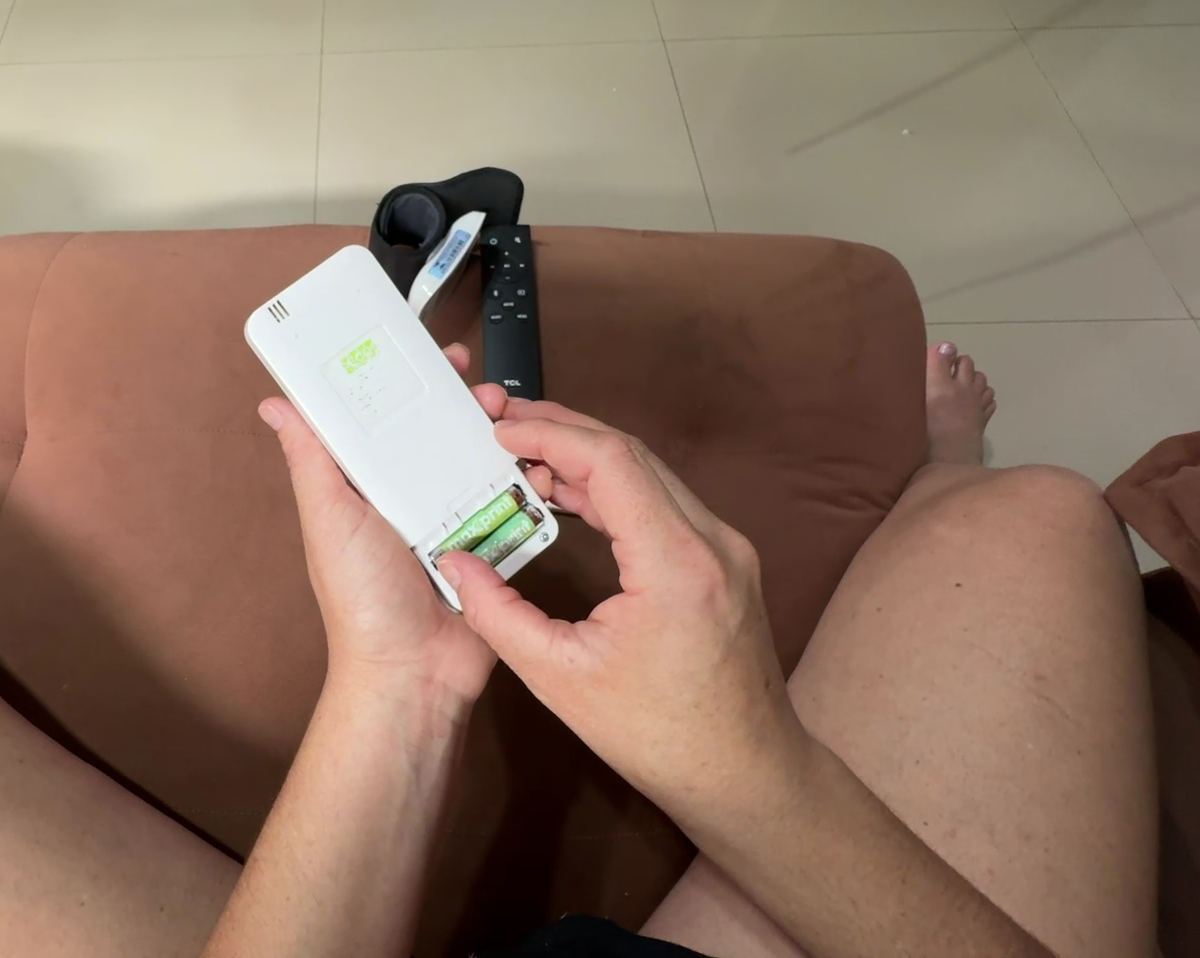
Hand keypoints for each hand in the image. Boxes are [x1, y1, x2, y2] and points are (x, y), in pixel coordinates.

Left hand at [261, 345, 519, 717]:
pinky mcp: (485, 541)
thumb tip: (277, 407)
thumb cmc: (362, 603)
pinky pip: (508, 499)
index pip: (385, 417)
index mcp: (368, 484)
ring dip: (497, 433)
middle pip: (438, 432)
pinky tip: (533, 466)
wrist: (414, 672)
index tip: (425, 354)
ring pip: (477, 458)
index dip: (404, 382)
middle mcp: (408, 496)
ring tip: (507, 418)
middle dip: (462, 401)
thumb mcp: (330, 520)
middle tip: (481, 387)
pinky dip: (523, 479)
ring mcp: (449, 517)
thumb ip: (311, 460)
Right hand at [439, 401, 811, 822]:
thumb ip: (496, 614)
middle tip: (503, 424)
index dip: (551, 433)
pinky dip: (608, 485)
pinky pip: (658, 498)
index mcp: (675, 565)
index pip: (611, 462)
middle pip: (629, 452)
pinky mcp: (720, 556)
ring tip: (525, 454)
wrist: (745, 774)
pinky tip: (567, 492)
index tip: (501, 429)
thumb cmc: (657, 735)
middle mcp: (711, 540)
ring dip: (584, 455)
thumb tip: (454, 564)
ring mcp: (723, 545)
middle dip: (561, 429)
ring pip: (646, 470)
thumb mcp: (558, 678)